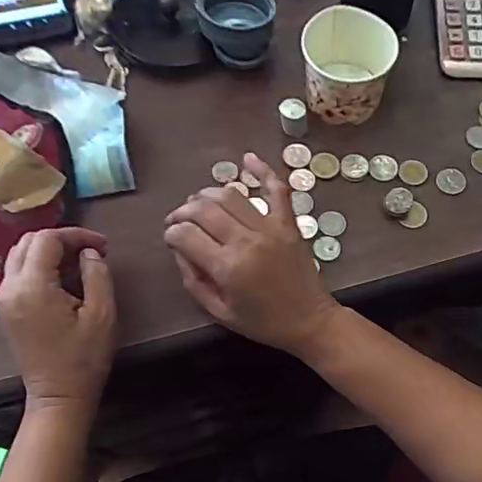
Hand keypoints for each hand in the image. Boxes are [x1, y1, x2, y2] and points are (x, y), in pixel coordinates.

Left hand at [0, 227, 115, 410]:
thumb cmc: (84, 358)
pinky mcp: (6, 308)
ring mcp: (3, 298)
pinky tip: (62, 277)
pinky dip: (39, 265)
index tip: (102, 245)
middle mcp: (10, 287)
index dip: (76, 235)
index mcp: (33, 286)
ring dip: (48, 250)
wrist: (59, 395)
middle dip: (61, 239)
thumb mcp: (102, 314)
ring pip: (20, 254)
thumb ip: (97, 275)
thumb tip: (90, 253)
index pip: (48, 239)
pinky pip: (18, 272)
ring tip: (78, 261)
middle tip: (91, 251)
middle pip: (28, 241)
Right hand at [163, 153, 339, 355]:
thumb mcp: (220, 312)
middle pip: (203, 209)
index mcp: (228, 267)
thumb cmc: (263, 322)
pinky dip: (263, 170)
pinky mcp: (288, 223)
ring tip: (200, 205)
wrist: (310, 321)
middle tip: (178, 221)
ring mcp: (270, 228)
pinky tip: (247, 158)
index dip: (172, 233)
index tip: (172, 239)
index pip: (185, 234)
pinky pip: (276, 189)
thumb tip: (180, 251)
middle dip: (183, 212)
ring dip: (208, 195)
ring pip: (230, 195)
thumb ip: (194, 281)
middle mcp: (246, 241)